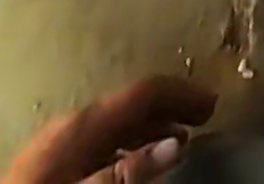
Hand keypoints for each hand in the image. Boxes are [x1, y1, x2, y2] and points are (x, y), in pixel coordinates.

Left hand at [0, 76, 216, 183]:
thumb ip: (129, 173)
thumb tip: (178, 141)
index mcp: (85, 124)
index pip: (144, 91)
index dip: (181, 93)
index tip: (212, 103)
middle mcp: (75, 121)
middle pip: (134, 101)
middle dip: (173, 104)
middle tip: (206, 117)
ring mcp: (61, 138)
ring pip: (119, 119)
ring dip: (154, 123)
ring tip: (181, 139)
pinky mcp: (51, 158)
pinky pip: (104, 137)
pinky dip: (131, 140)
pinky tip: (139, 160)